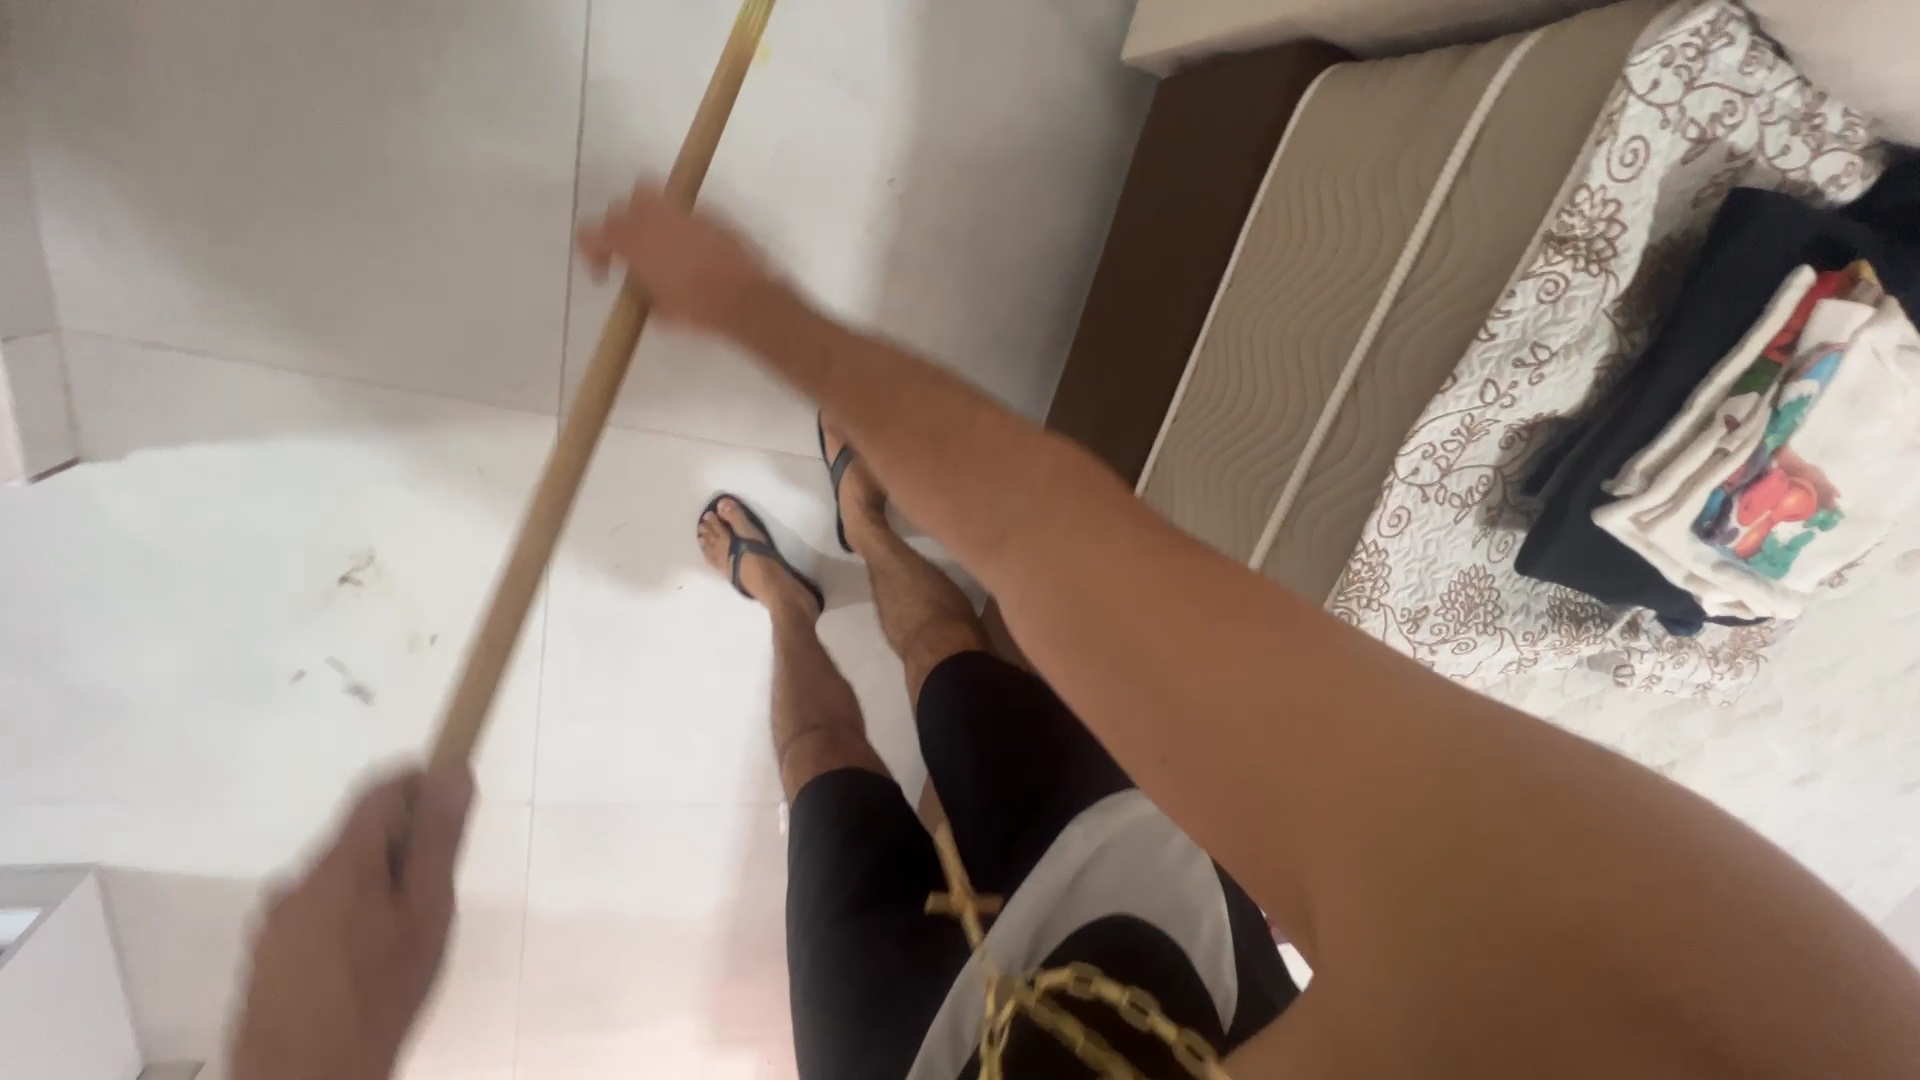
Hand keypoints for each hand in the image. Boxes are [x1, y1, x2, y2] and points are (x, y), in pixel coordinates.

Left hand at [228, 766, 474, 1079]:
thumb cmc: (382, 991)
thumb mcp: (428, 910)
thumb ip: (438, 839)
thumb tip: (454, 771)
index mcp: (340, 865)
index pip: (381, 791)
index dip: (421, 780)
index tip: (454, 800)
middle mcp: (297, 882)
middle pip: (361, 835)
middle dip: (405, 843)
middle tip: (440, 884)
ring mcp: (275, 922)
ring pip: (341, 876)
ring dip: (379, 882)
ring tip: (409, 931)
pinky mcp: (266, 956)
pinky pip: (319, 910)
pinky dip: (353, 913)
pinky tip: (371, 959)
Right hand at [576, 182, 782, 334]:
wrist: (747, 299)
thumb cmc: (700, 310)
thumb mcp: (661, 310)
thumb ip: (643, 290)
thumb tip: (643, 286)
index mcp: (634, 242)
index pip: (593, 233)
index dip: (590, 251)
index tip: (602, 273)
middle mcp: (653, 219)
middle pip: (619, 209)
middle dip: (617, 229)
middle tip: (628, 254)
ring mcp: (683, 211)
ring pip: (648, 193)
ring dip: (643, 212)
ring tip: (654, 237)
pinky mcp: (709, 212)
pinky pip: (682, 207)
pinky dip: (676, 221)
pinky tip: (688, 244)